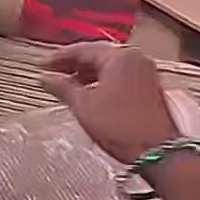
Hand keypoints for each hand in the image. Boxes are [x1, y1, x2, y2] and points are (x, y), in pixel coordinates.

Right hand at [40, 42, 179, 163]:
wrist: (155, 150)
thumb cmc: (123, 127)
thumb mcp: (83, 105)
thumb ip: (62, 88)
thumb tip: (47, 79)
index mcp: (119, 57)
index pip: (83, 49)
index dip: (59, 58)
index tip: (44, 65)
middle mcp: (135, 60)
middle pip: (97, 55)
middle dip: (73, 64)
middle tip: (54, 71)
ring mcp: (144, 73)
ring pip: (108, 66)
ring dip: (86, 73)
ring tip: (67, 84)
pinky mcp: (148, 87)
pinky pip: (119, 76)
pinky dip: (101, 81)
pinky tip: (89, 93)